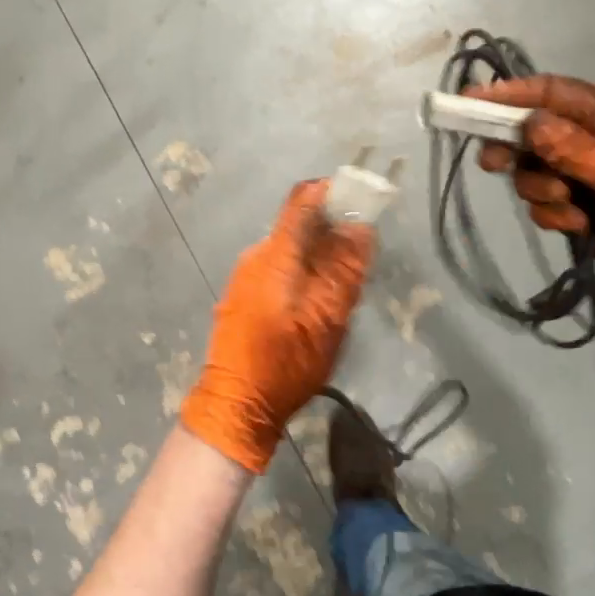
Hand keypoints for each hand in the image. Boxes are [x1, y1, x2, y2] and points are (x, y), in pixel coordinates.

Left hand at [181, 180, 375, 472]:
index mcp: (275, 254)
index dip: (332, 191)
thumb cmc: (283, 364)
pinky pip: (276, 271)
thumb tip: (361, 227)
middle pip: (296, 226)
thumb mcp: (326, 322)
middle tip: (360, 257)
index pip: (301, 199)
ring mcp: (243, 276)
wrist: (233, 405)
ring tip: (342, 288)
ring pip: (288, 251)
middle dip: (330, 232)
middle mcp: (255, 256)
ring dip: (316, 258)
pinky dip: (299, 276)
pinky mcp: (241, 296)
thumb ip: (344, 271)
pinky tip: (314, 306)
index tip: (360, 199)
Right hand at [470, 75, 594, 316]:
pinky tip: (577, 226)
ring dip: (539, 189)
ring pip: (533, 171)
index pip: (552, 93)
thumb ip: (573, 148)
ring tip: (567, 205)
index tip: (471, 101)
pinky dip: (552, 214)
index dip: (511, 94)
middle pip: (532, 132)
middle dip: (513, 148)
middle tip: (492, 164)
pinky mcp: (578, 209)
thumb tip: (528, 124)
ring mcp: (584, 177)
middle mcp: (593, 141)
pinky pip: (543, 203)